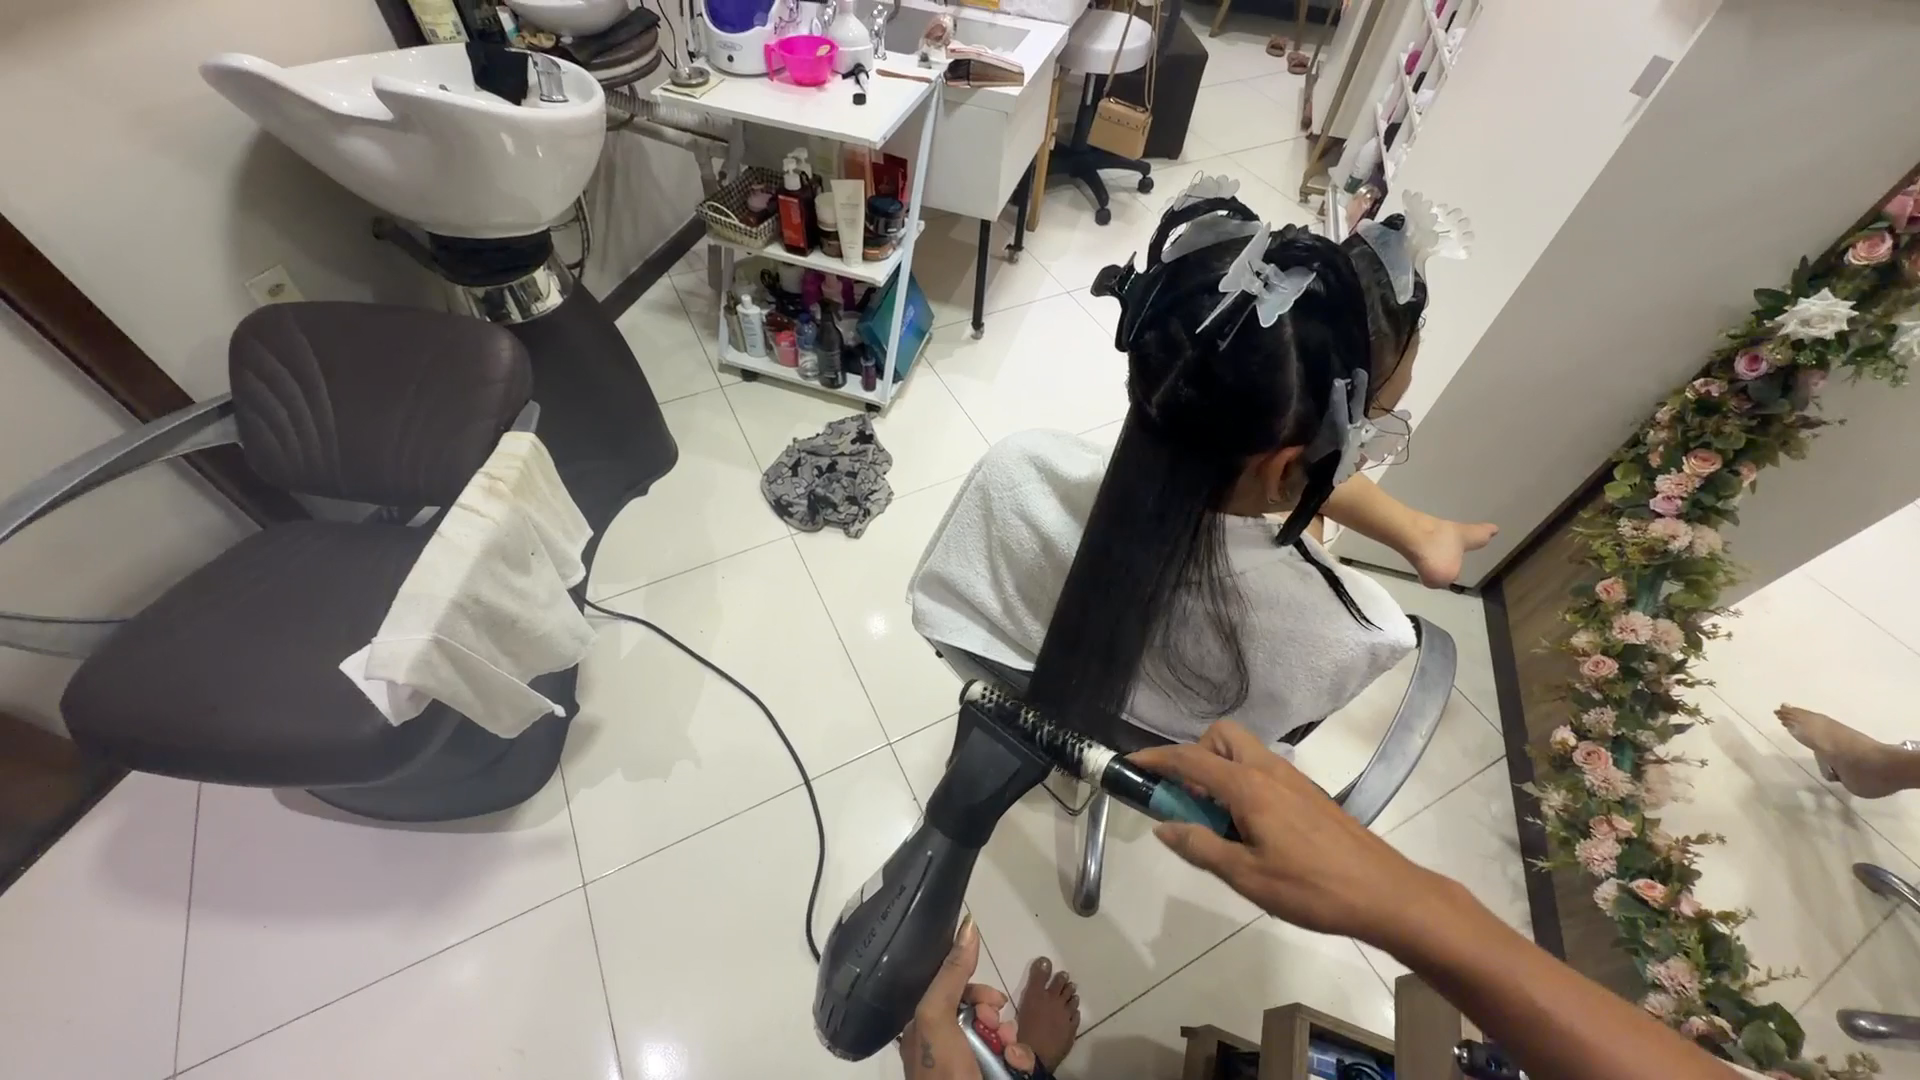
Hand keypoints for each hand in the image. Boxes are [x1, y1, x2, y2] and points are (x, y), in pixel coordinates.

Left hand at [898, 916, 1018, 1078]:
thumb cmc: (941, 1073)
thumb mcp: (936, 1017)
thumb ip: (951, 973)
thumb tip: (969, 923)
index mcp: (922, 1031)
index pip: (949, 991)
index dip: (972, 988)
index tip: (989, 998)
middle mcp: (944, 1048)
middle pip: (978, 1010)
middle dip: (994, 1013)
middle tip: (997, 1026)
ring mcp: (971, 1068)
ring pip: (1000, 1033)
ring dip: (1010, 1037)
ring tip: (1009, 1052)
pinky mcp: (996, 1077)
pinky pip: (1013, 1058)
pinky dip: (1019, 1058)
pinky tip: (1017, 1064)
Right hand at [1132, 720, 1441, 946]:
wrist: (1387, 894)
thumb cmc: (1312, 887)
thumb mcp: (1246, 876)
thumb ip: (1200, 846)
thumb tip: (1163, 827)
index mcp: (1248, 785)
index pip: (1189, 759)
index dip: (1155, 759)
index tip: (1130, 763)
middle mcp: (1268, 769)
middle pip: (1219, 736)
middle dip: (1194, 755)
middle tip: (1188, 798)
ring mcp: (1291, 779)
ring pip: (1243, 751)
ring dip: (1218, 770)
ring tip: (1216, 818)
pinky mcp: (1307, 793)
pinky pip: (1261, 770)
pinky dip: (1241, 783)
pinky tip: (1249, 827)